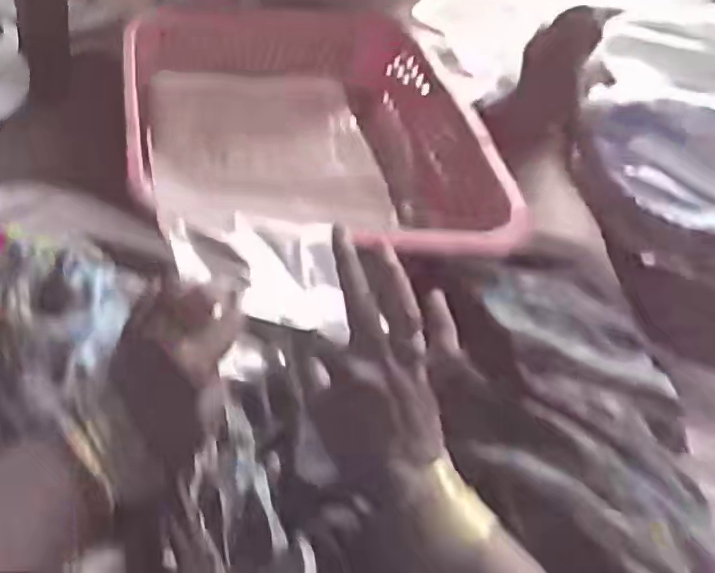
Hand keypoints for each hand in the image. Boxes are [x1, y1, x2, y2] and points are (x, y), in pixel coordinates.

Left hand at [69, 283, 241, 512]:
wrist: (110, 439)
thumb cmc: (163, 440)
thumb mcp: (202, 422)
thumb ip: (214, 388)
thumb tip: (220, 365)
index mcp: (192, 364)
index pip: (221, 330)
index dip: (235, 317)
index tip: (243, 307)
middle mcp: (167, 339)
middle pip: (194, 303)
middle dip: (214, 290)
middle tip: (226, 284)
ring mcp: (142, 331)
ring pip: (166, 296)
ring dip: (185, 286)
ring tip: (198, 281)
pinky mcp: (124, 332)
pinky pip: (141, 302)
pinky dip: (154, 291)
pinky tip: (163, 284)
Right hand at [300, 230, 465, 496]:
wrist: (411, 483)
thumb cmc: (357, 449)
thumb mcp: (320, 414)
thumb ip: (306, 373)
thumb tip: (291, 338)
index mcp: (350, 367)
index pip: (314, 330)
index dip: (291, 317)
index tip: (272, 303)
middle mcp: (381, 356)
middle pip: (363, 301)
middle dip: (349, 264)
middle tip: (341, 232)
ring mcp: (411, 362)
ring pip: (405, 312)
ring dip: (394, 277)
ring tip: (383, 245)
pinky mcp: (431, 372)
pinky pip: (442, 342)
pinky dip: (441, 318)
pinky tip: (434, 292)